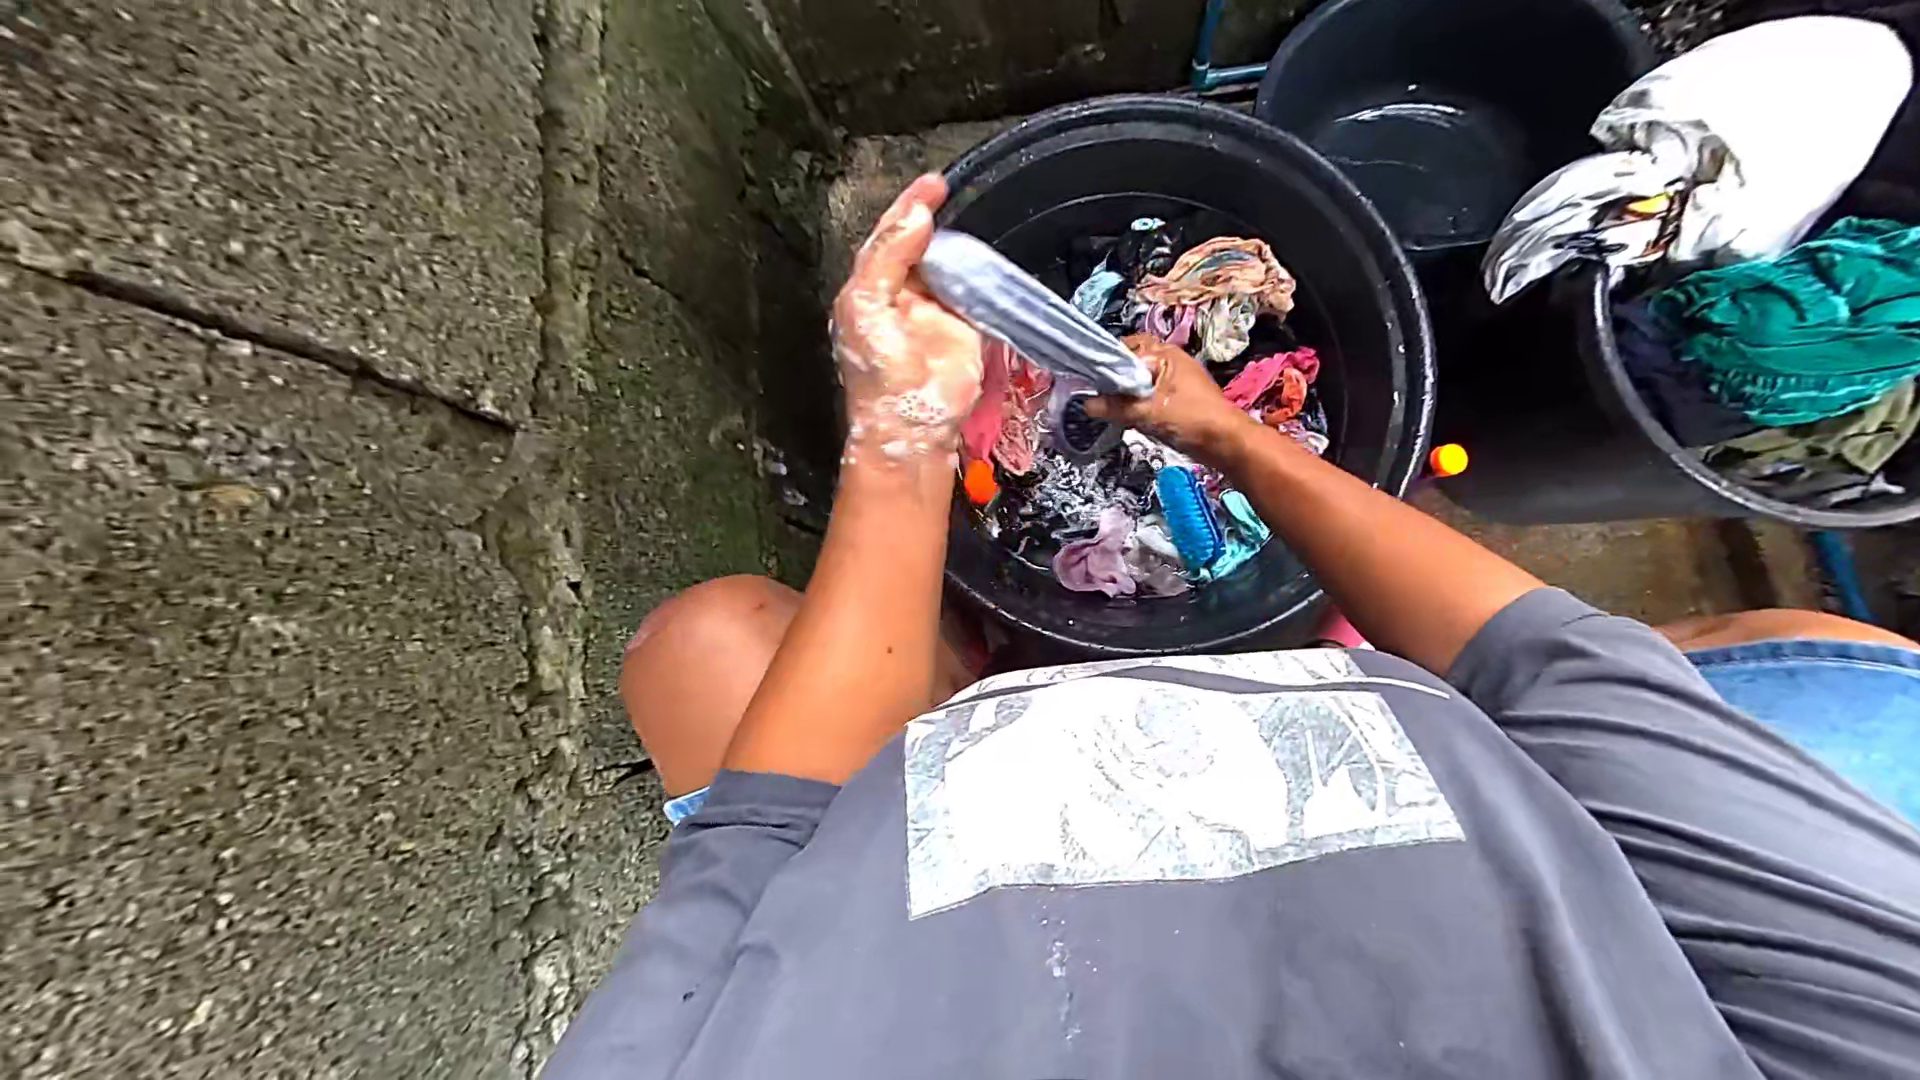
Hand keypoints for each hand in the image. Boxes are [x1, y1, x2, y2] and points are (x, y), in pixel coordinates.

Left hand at [832, 174, 983, 465]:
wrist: (913, 425)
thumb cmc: (880, 377)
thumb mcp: (868, 308)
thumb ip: (887, 258)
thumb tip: (917, 217)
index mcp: (872, 289)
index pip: (889, 237)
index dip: (908, 207)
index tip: (932, 184)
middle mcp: (903, 294)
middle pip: (919, 244)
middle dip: (929, 216)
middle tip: (946, 190)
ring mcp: (936, 310)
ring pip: (947, 264)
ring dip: (956, 240)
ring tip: (966, 213)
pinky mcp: (965, 328)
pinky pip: (973, 290)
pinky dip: (979, 271)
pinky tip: (984, 252)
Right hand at [1086, 335, 1260, 460]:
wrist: (1227, 442)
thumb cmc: (1191, 420)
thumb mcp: (1148, 414)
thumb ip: (1115, 408)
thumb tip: (1086, 404)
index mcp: (1165, 355)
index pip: (1125, 348)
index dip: (1105, 362)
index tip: (1086, 377)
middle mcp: (1170, 360)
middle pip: (1132, 361)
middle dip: (1114, 376)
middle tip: (1096, 392)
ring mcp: (1175, 378)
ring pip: (1139, 377)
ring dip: (1124, 390)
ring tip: (1107, 404)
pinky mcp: (1176, 396)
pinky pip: (1148, 391)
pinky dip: (1135, 400)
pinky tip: (1125, 414)